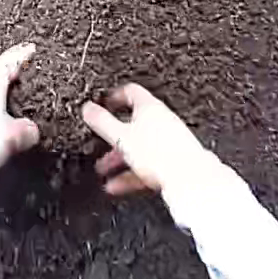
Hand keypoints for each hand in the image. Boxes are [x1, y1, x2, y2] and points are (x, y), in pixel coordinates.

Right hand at [82, 83, 222, 196]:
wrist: (190, 180)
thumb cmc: (159, 154)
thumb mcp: (121, 136)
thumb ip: (102, 122)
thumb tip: (87, 108)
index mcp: (150, 107)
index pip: (129, 92)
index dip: (113, 97)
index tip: (102, 105)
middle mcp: (161, 121)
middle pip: (132, 124)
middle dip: (113, 137)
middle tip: (99, 144)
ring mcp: (169, 142)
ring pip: (139, 147)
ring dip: (120, 159)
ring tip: (104, 174)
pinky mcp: (173, 162)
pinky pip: (148, 164)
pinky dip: (131, 174)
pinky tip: (118, 186)